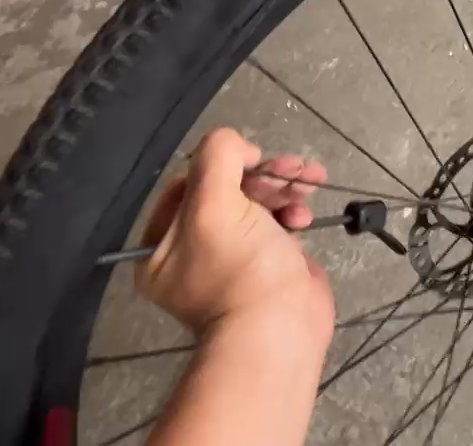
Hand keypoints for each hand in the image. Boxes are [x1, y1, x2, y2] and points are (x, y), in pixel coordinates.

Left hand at [136, 129, 335, 353]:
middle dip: (265, 173)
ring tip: (309, 184)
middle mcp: (195, 249)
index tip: (255, 159)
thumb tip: (238, 144)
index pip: (189, 182)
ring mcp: (235, 255)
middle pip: (230, 188)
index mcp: (164, 244)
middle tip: (292, 169)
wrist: (280, 327)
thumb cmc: (239, 268)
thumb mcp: (214, 204)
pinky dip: (295, 208)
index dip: (224, 162)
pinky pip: (279, 219)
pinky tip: (306, 214)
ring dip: (286, 186)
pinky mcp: (269, 259)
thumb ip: (217, 158)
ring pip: (259, 200)